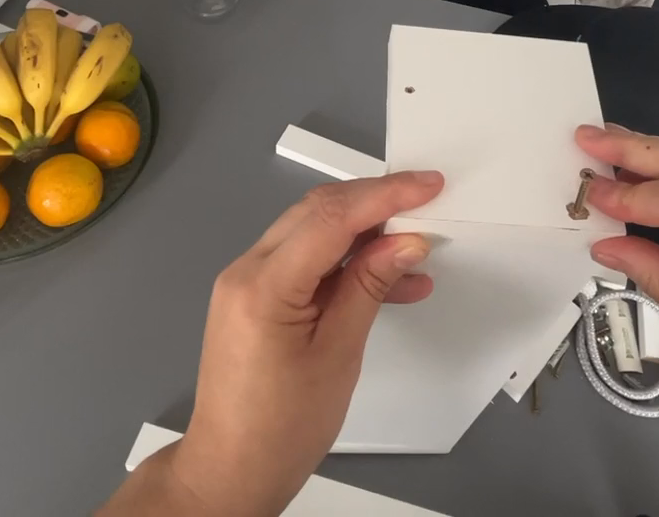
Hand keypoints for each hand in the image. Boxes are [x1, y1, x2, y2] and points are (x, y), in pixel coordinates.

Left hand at [111, 172, 443, 516]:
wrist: (230, 473)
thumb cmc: (282, 428)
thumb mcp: (338, 355)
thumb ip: (370, 286)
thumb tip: (408, 242)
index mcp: (263, 286)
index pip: (330, 218)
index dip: (384, 195)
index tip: (428, 186)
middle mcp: (247, 269)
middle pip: (319, 212)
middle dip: (375, 201)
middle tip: (426, 202)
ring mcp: (247, 279)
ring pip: (314, 229)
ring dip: (365, 231)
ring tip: (415, 246)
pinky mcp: (256, 293)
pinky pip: (307, 258)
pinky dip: (347, 261)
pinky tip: (389, 279)